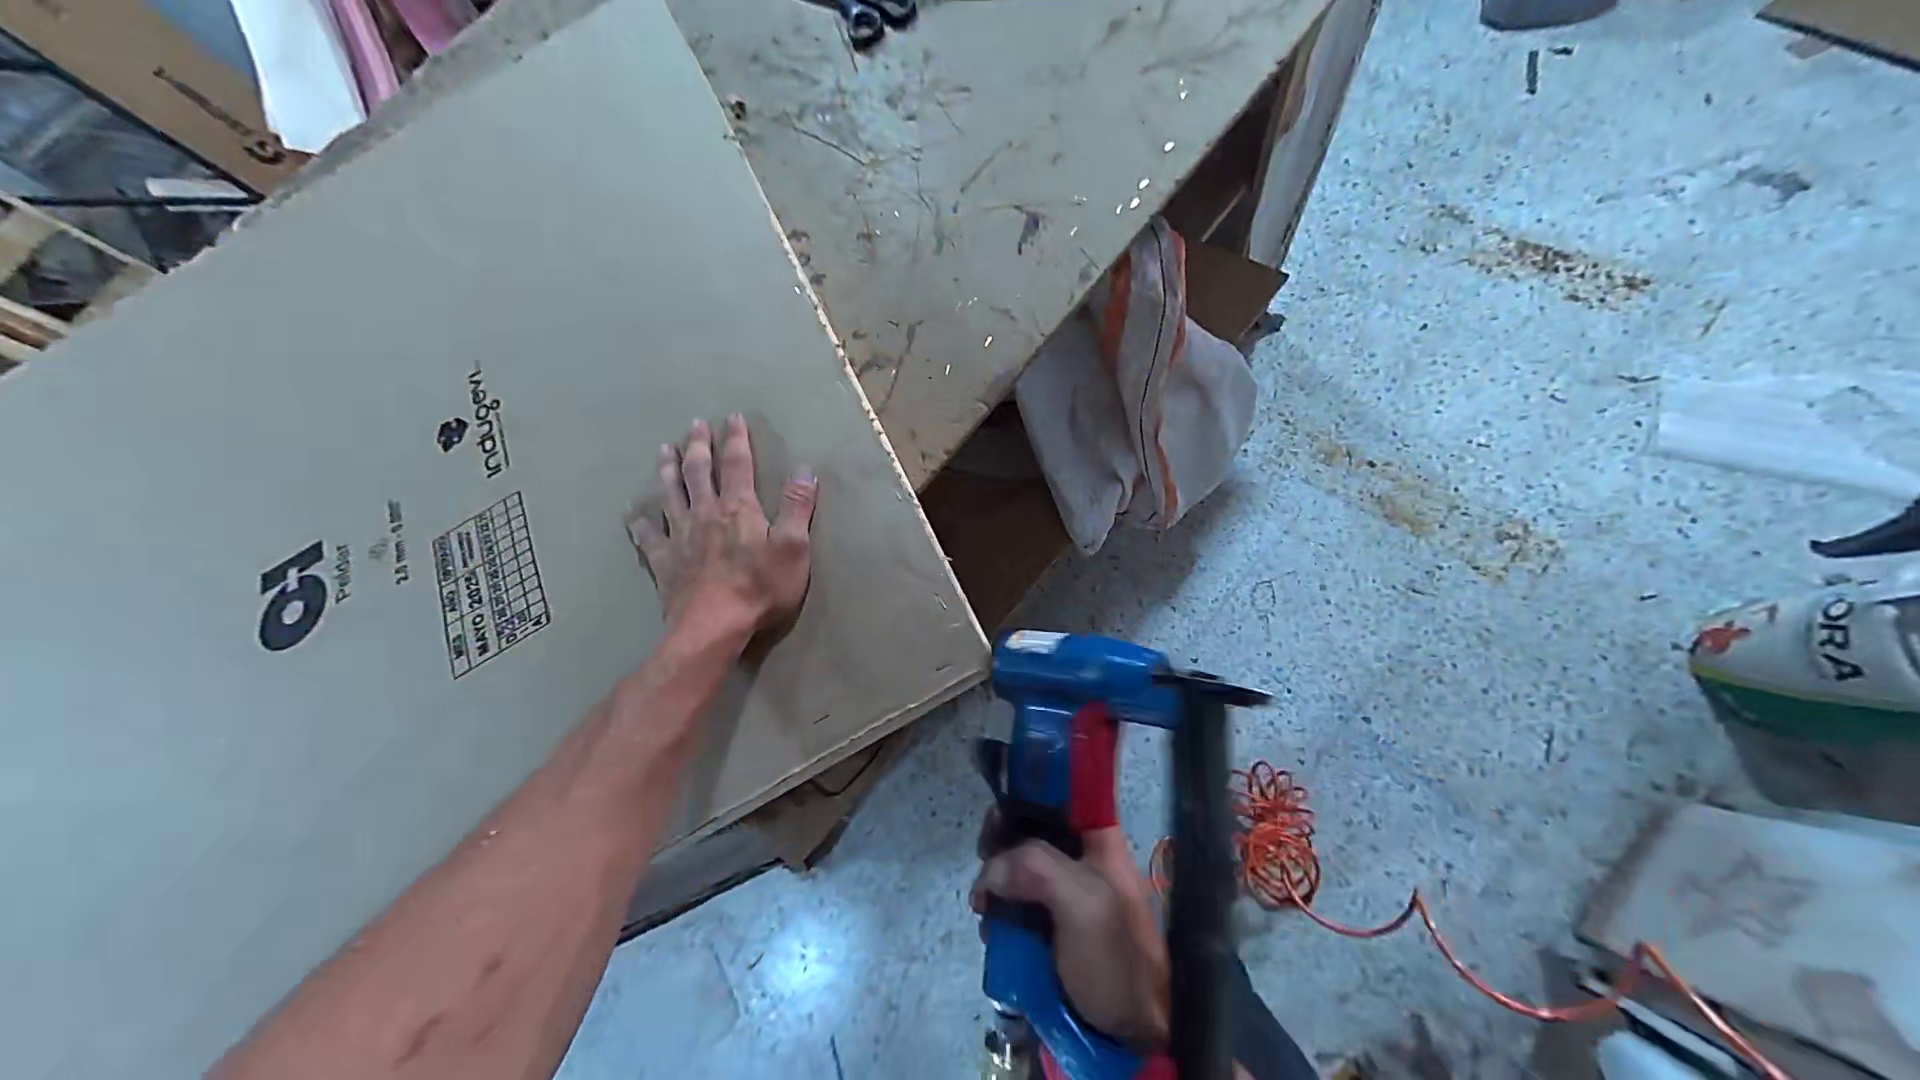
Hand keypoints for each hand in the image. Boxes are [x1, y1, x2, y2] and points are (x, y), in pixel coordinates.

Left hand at [628, 414, 817, 636]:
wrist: (714, 626)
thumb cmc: (760, 587)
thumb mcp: (793, 547)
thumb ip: (798, 507)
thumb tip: (804, 469)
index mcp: (738, 508)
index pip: (737, 464)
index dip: (736, 439)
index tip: (731, 418)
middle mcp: (705, 513)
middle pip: (698, 472)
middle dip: (698, 446)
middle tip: (695, 425)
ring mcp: (680, 536)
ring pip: (670, 494)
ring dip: (667, 470)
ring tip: (664, 449)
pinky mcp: (664, 561)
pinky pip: (648, 536)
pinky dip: (640, 522)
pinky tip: (633, 513)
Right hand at [971, 815, 1170, 1048]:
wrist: (1135, 1034)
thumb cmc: (1117, 961)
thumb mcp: (1084, 904)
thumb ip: (1036, 868)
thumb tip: (990, 871)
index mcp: (1097, 837)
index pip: (1056, 791)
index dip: (1023, 793)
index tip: (996, 820)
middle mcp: (1080, 855)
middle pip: (1027, 827)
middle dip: (1000, 847)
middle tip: (987, 874)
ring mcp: (1065, 890)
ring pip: (1016, 865)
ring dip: (994, 883)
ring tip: (987, 911)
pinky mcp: (1051, 922)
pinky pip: (1015, 901)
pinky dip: (999, 911)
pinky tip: (994, 930)